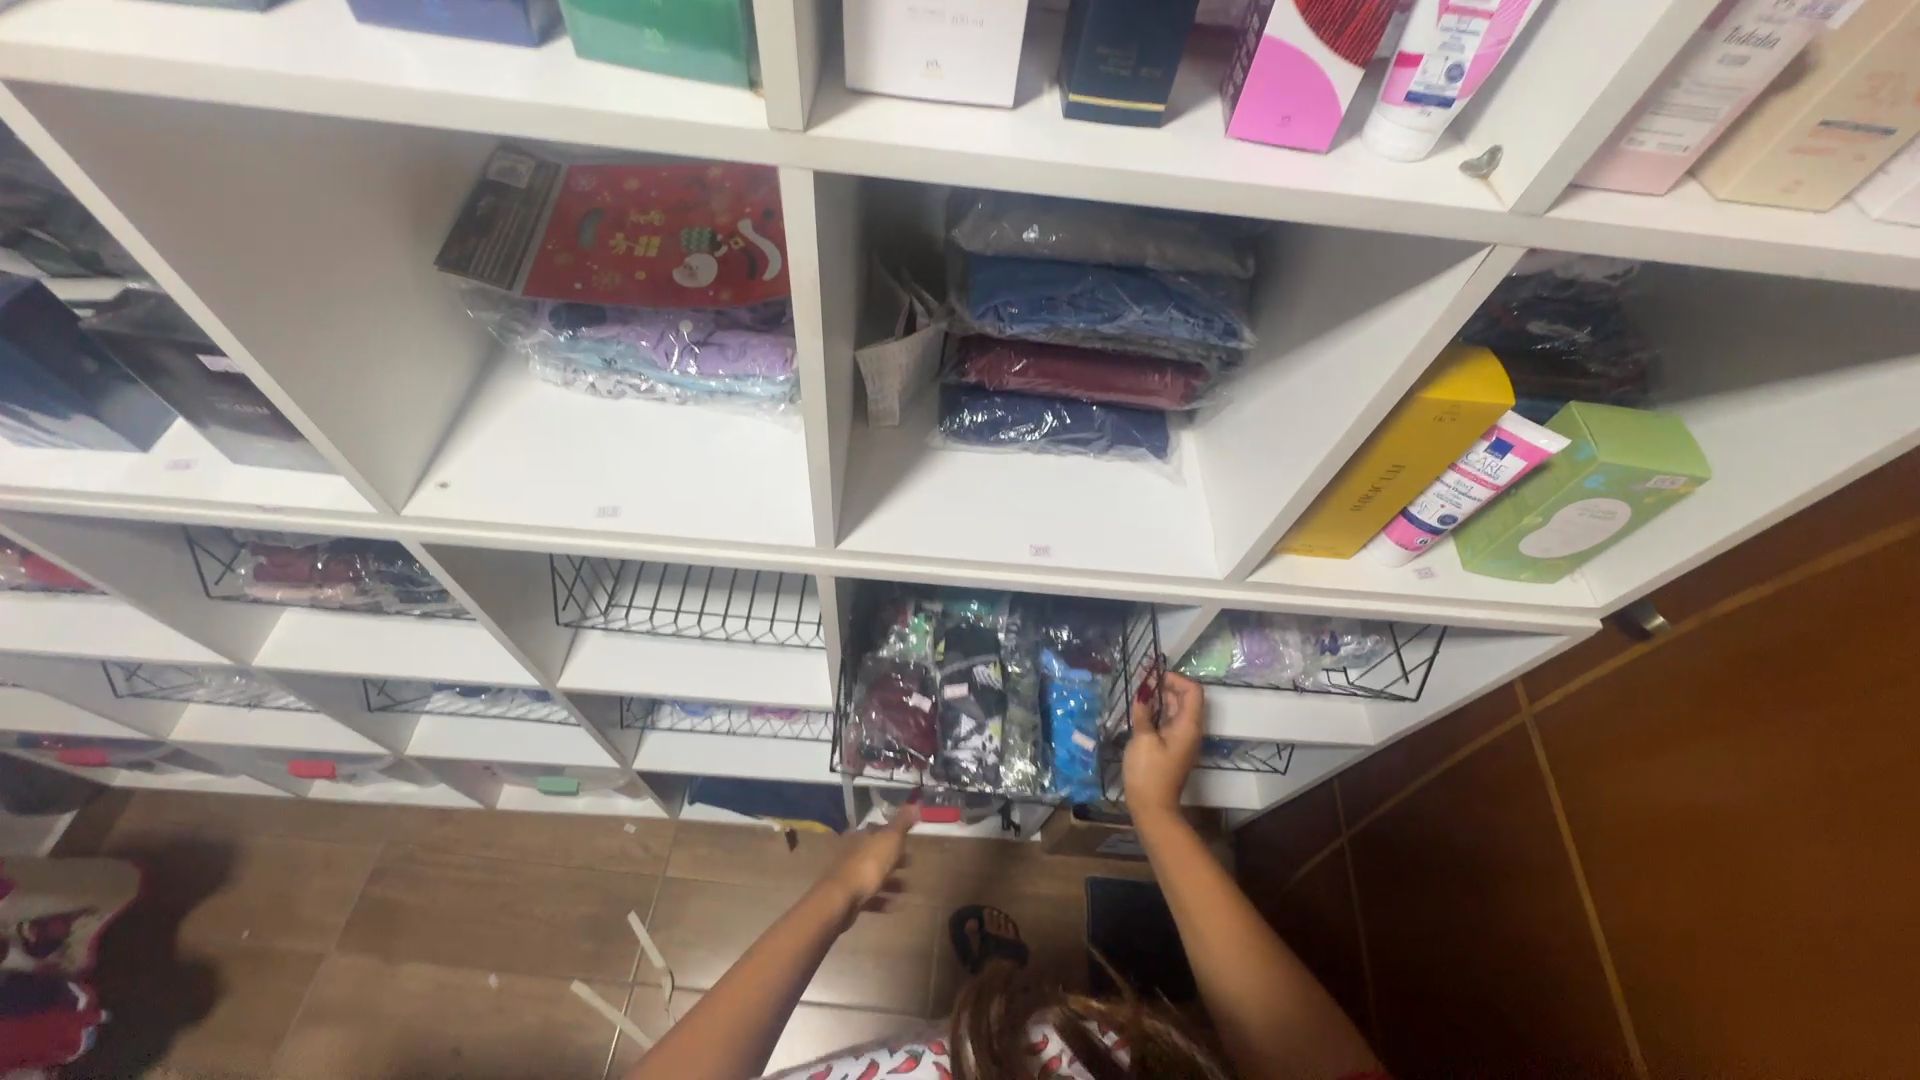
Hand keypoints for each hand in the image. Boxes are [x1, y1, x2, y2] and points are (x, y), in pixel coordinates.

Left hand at [816, 803, 917, 918]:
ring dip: (892, 881)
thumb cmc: (868, 865)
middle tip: (911, 864)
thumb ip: (902, 822)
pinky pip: (870, 896)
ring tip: (907, 888)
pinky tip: (895, 905)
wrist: (841, 899)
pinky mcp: (850, 897)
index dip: (894, 834)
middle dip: (895, 859)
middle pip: (877, 853)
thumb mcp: (890, 839)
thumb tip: (914, 802)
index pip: (879, 830)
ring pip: (875, 876)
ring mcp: (850, 876)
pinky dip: (883, 899)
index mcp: (862, 837)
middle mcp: (854, 853)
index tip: (909, 840)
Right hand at [1123, 671, 1204, 816]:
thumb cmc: (1148, 772)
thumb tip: (1142, 694)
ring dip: (1162, 698)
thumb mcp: (1142, 739)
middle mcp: (1190, 730)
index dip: (1176, 678)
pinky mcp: (1173, 748)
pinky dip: (1159, 712)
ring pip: (1177, 710)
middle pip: (1186, 699)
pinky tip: (1142, 710)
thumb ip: (1143, 713)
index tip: (1153, 676)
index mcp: (1189, 725)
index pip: (1193, 691)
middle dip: (1167, 685)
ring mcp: (1182, 740)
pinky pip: (1170, 722)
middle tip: (1143, 679)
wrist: (1152, 807)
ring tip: (1141, 691)